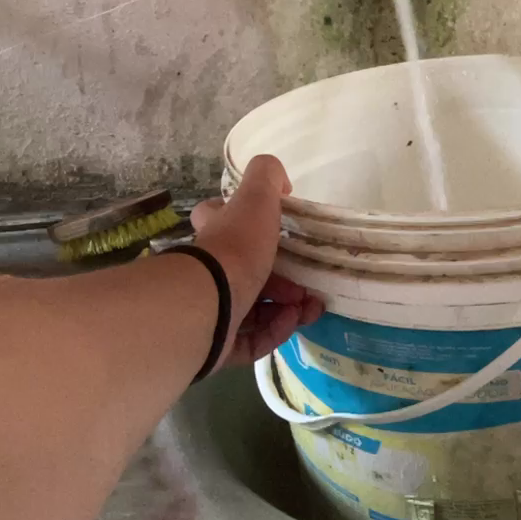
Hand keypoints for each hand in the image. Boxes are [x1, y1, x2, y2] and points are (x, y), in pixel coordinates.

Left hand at [190, 155, 324, 370]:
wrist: (210, 304)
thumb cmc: (236, 247)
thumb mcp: (256, 198)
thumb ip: (267, 175)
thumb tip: (282, 181)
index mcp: (215, 235)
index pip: (225, 220)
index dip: (253, 226)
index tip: (286, 235)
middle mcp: (208, 272)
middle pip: (252, 273)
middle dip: (288, 280)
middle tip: (311, 287)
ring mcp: (212, 309)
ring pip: (256, 308)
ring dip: (289, 307)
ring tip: (312, 308)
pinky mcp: (217, 343)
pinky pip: (251, 339)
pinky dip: (275, 330)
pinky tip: (294, 322)